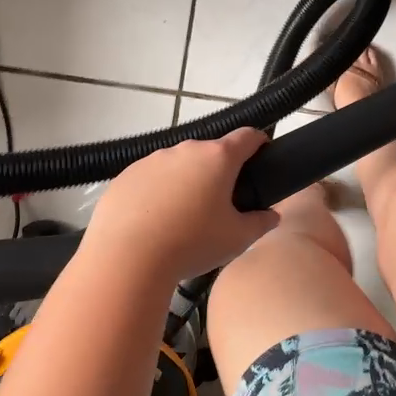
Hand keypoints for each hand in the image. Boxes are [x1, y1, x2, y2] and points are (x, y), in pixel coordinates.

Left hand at [83, 128, 279, 284]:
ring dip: (186, 181)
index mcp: (218, 158)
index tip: (262, 154)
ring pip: (178, 165)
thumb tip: (270, 215)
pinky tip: (152, 223)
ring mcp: (151, 160)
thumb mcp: (237, 239)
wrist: (125, 259)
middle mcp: (185, 150)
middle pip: (210, 152)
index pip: (247, 136)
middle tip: (220, 204)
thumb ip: (260, 223)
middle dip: (219, 171)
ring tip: (182, 218)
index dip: (259, 142)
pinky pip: (149, 179)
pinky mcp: (125, 176)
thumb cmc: (191, 244)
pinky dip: (156, 193)